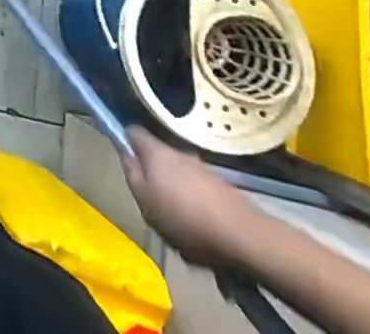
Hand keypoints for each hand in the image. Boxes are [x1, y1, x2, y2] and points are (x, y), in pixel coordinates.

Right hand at [121, 128, 261, 259]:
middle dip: (153, 169)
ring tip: (176, 215)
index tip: (122, 154)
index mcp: (157, 152)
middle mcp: (181, 153)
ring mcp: (205, 170)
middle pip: (158, 154)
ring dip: (176, 187)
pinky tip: (198, 223)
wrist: (246, 239)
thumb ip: (132, 174)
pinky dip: (195, 200)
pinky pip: (200, 188)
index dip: (125, 139)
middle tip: (149, 195)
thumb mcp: (145, 201)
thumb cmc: (185, 218)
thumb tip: (126, 154)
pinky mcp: (225, 188)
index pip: (134, 131)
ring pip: (180, 172)